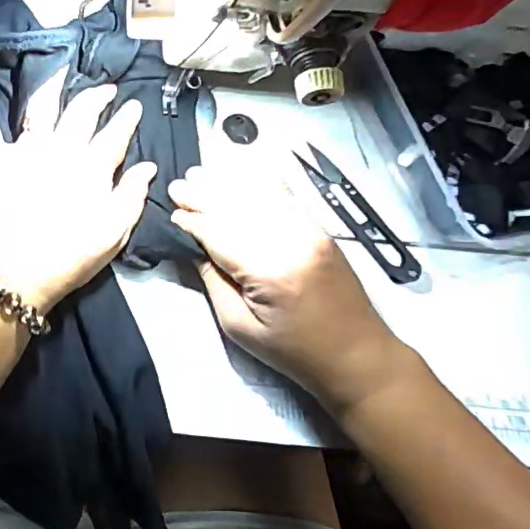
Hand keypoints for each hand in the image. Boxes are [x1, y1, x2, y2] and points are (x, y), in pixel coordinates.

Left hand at [0, 65, 155, 311]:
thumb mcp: (114, 233)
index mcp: (93, 168)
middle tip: (106, 88)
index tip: (133, 105)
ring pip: (42, 108)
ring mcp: (27, 151)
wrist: (15, 275)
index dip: (126, 118)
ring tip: (61, 70)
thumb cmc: (69, 258)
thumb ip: (132, 195)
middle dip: (97, 96)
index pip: (115, 135)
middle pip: (82, 113)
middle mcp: (63, 150)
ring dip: (53, 86)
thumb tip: (148, 166)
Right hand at [169, 162, 414, 411]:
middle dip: (205, 195)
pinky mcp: (320, 229)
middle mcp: (291, 241)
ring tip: (201, 173)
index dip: (193, 222)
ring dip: (229, 184)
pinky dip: (261, 185)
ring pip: (262, 196)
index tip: (172, 213)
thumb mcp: (241, 328)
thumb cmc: (295, 353)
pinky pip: (286, 198)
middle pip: (239, 208)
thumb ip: (214, 282)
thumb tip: (193, 247)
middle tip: (178, 185)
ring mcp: (310, 231)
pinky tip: (242, 176)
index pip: (220, 234)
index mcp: (270, 271)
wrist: (357, 355)